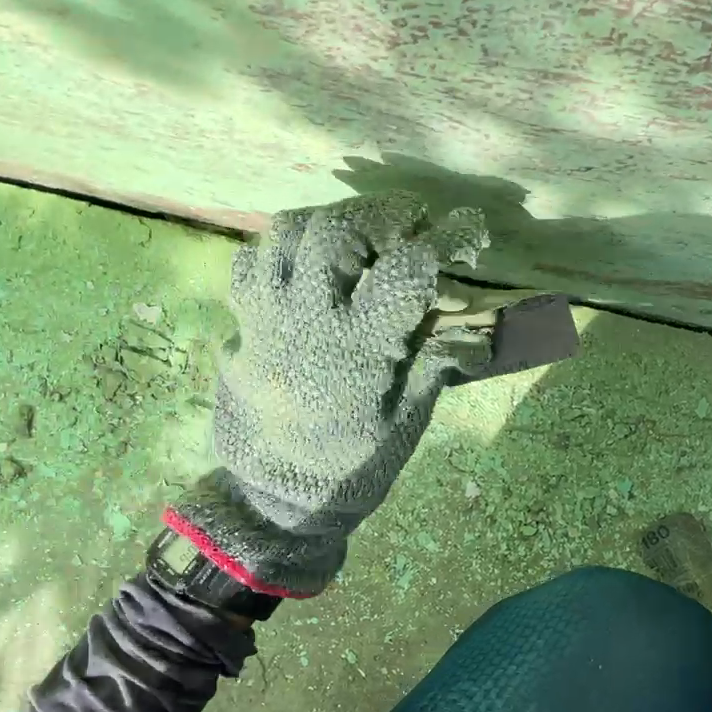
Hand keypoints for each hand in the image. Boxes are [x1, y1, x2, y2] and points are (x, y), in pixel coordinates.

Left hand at [171, 193, 488, 597]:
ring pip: (285, 234)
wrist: (276, 499)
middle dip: (384, 212)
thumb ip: (434, 358)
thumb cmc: (354, 467)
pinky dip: (282, 249)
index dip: (448, 237)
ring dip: (331, 219)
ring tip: (360, 231)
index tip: (470, 229)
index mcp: (359, 349)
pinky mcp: (241, 326)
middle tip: (411, 222)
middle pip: (336, 230)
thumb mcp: (407, 419)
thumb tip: (468, 320)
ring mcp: (266, 320)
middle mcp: (307, 322)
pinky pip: (251, 263)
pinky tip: (308, 264)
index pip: (408, 269)